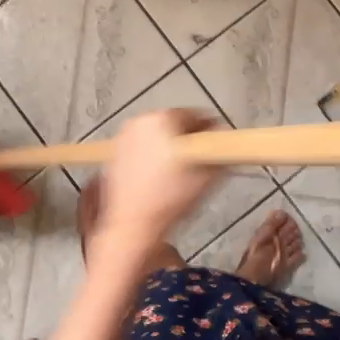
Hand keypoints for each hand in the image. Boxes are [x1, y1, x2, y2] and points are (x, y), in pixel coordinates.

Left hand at [97, 109, 221, 256]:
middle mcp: (141, 120)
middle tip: (199, 159)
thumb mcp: (207, 174)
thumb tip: (224, 136)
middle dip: (187, 137)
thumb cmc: (173, 197)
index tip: (216, 145)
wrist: (133, 223)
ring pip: (156, 135)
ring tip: (179, 169)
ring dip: (169, 145)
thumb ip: (220, 149)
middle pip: (173, 123)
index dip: (209, 130)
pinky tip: (160, 175)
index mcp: (163, 118)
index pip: (194, 116)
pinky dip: (152, 154)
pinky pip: (141, 146)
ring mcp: (124, 135)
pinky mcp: (115, 152)